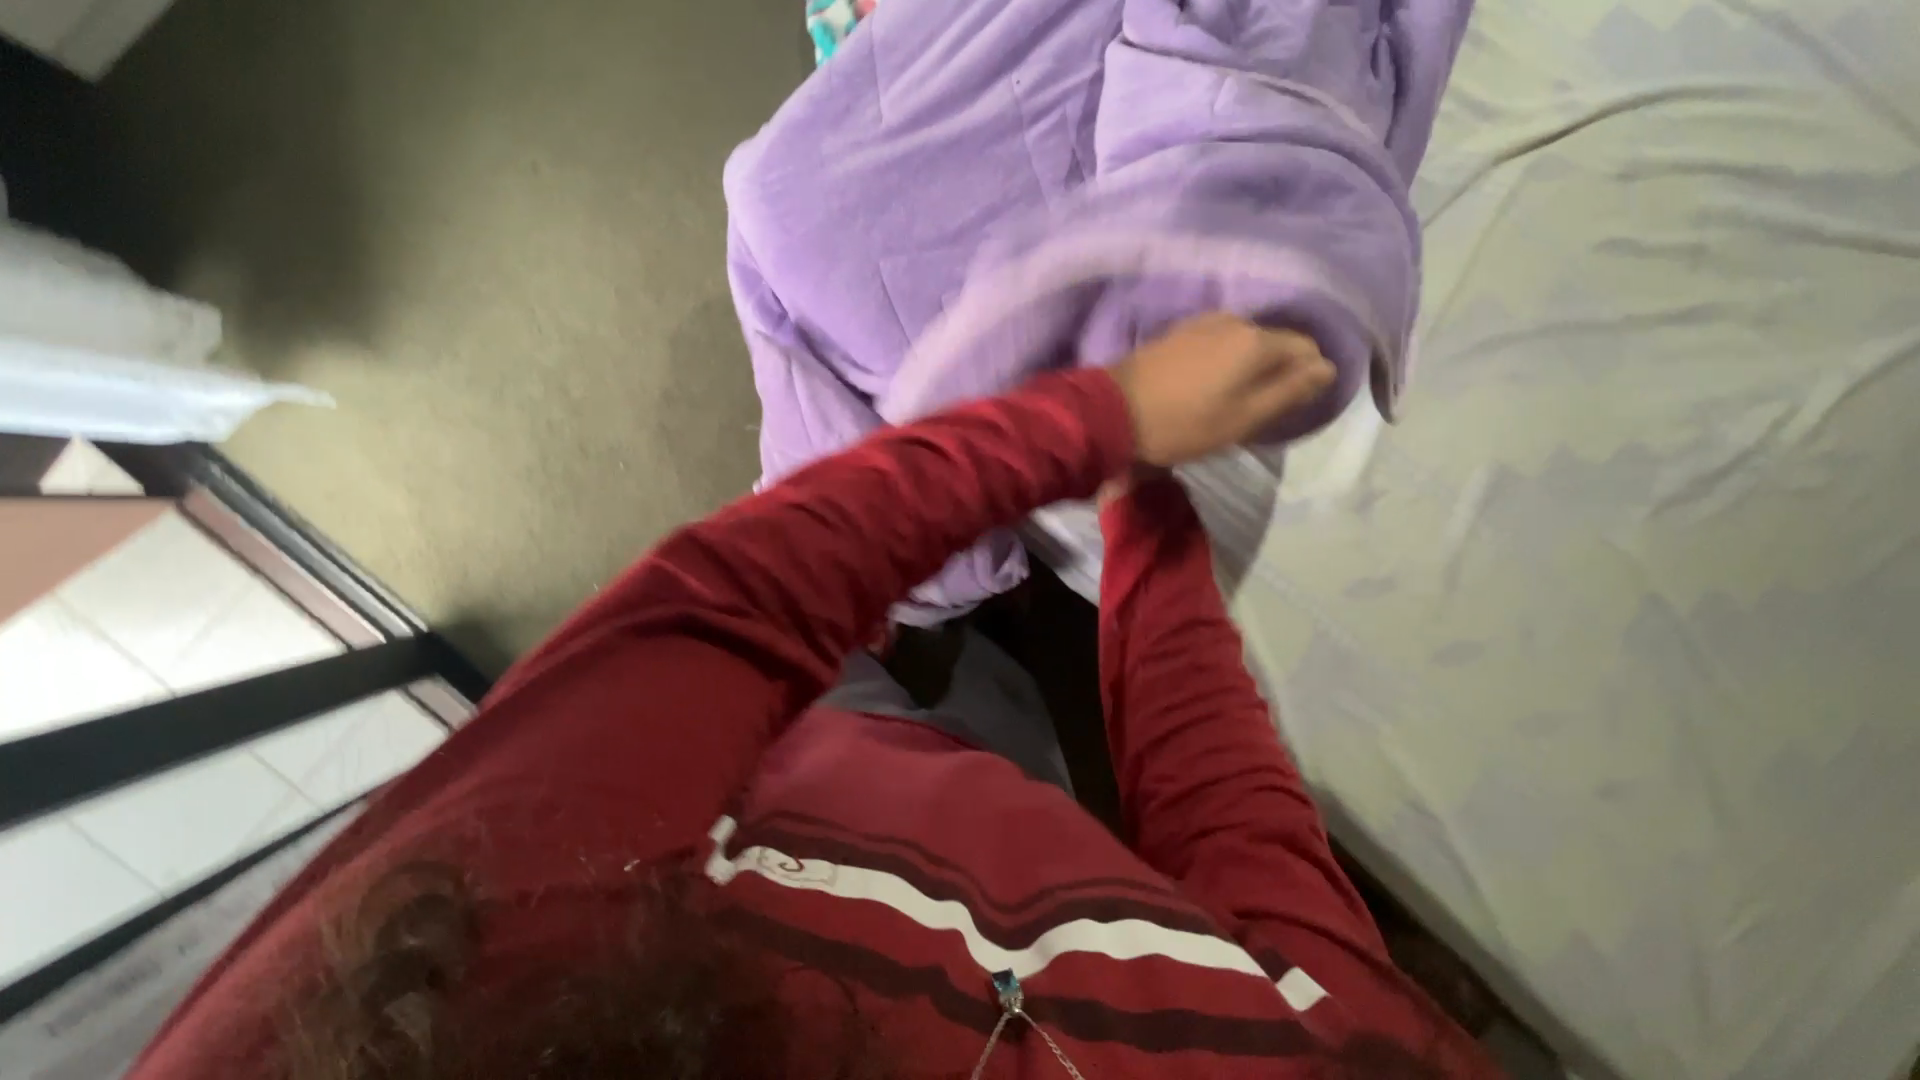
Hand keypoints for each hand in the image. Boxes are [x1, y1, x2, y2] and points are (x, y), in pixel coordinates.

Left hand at [1108, 314, 1335, 467]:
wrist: (1111, 412)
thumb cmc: (1182, 423)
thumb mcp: (1243, 418)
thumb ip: (1289, 391)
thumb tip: (1328, 368)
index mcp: (1256, 339)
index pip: (1307, 347)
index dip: (1310, 376)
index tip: (1292, 406)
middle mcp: (1234, 319)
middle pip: (1277, 342)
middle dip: (1280, 371)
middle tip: (1264, 409)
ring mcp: (1202, 322)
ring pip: (1247, 342)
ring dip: (1251, 367)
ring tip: (1237, 401)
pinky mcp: (1179, 333)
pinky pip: (1221, 343)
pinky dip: (1227, 361)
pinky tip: (1212, 387)